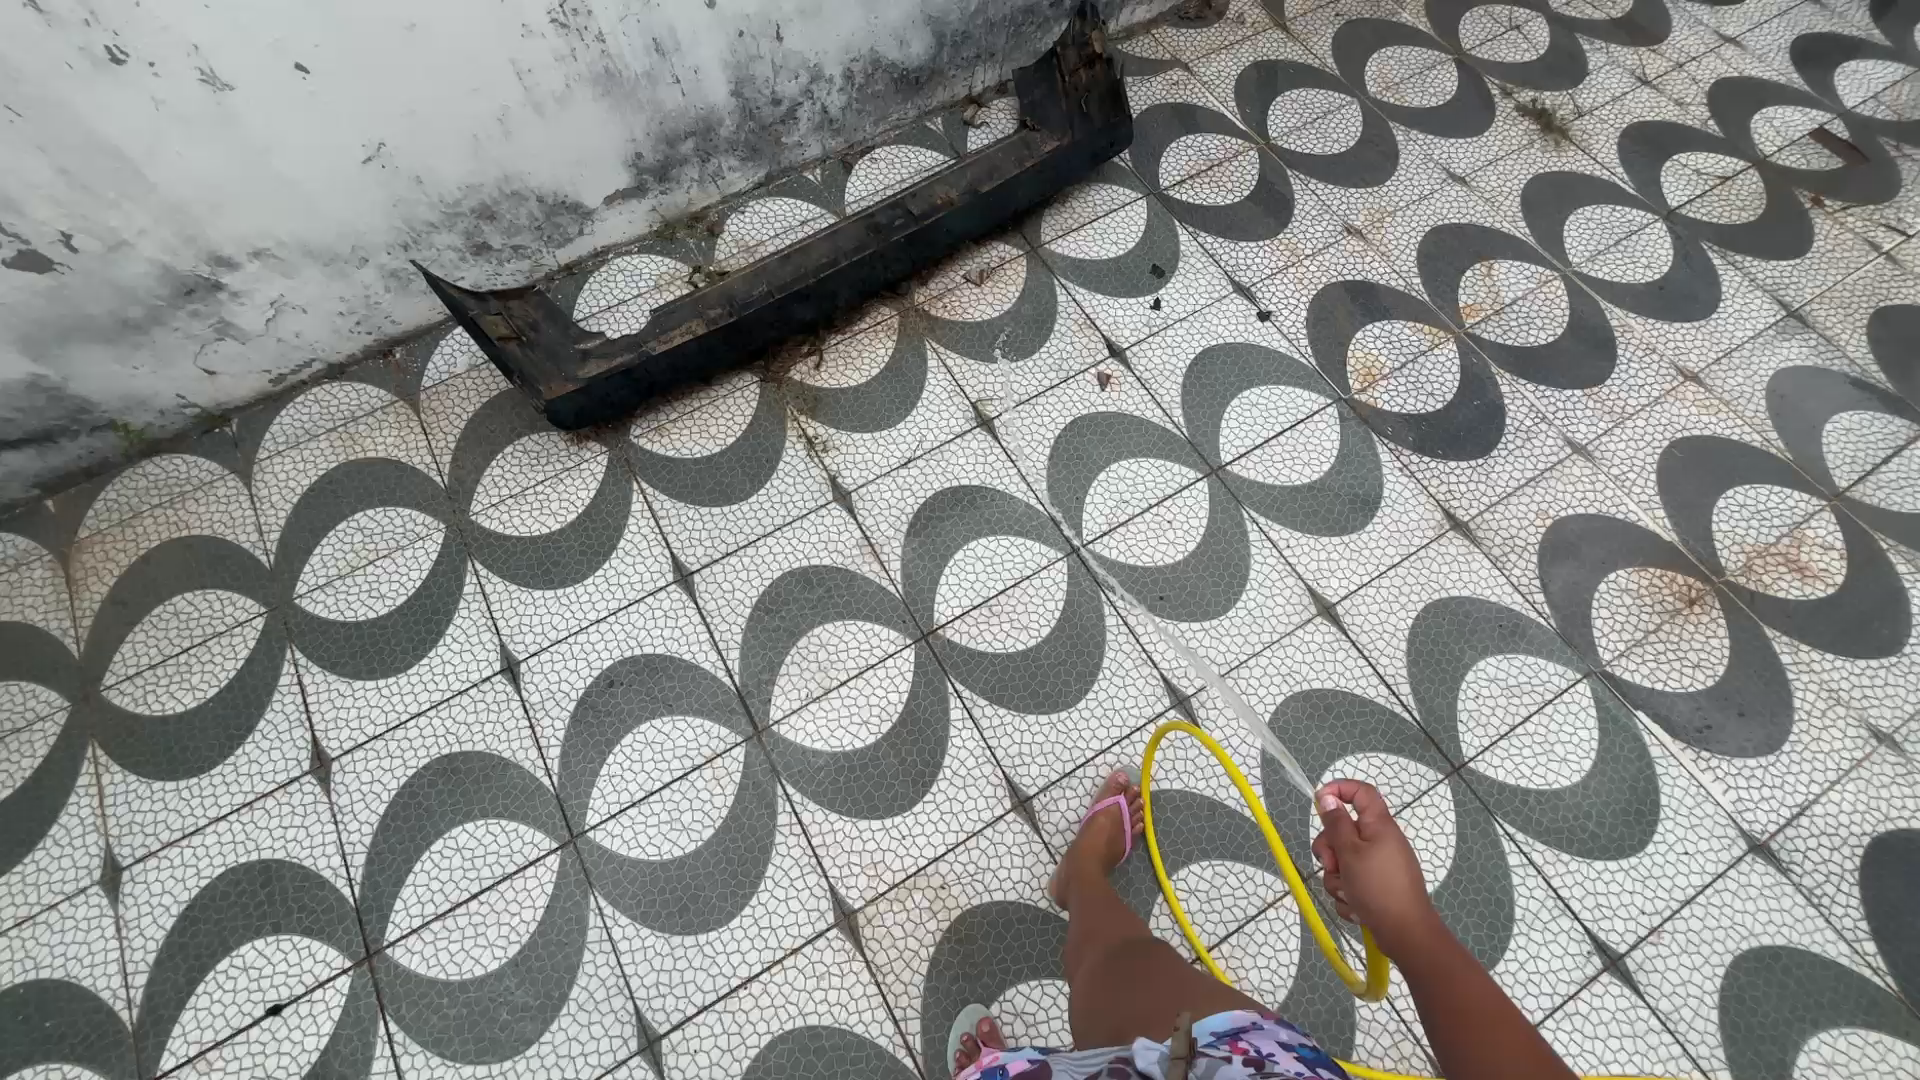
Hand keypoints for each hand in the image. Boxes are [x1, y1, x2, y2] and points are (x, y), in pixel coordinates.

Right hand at [1311, 779, 1443, 961]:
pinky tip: (1355, 907)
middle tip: (1332, 864)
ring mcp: (1378, 865)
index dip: (1339, 788)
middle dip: (1329, 849)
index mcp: (1378, 826)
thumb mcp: (1349, 851)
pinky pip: (1351, 881)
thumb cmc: (1378, 887)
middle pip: (1343, 831)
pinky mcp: (1376, 886)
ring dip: (1337, 877)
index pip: (1361, 792)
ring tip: (1347, 893)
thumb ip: (1336, 823)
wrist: (1406, 935)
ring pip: (1342, 860)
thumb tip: (1328, 798)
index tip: (1319, 801)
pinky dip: (1347, 894)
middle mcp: (1379, 842)